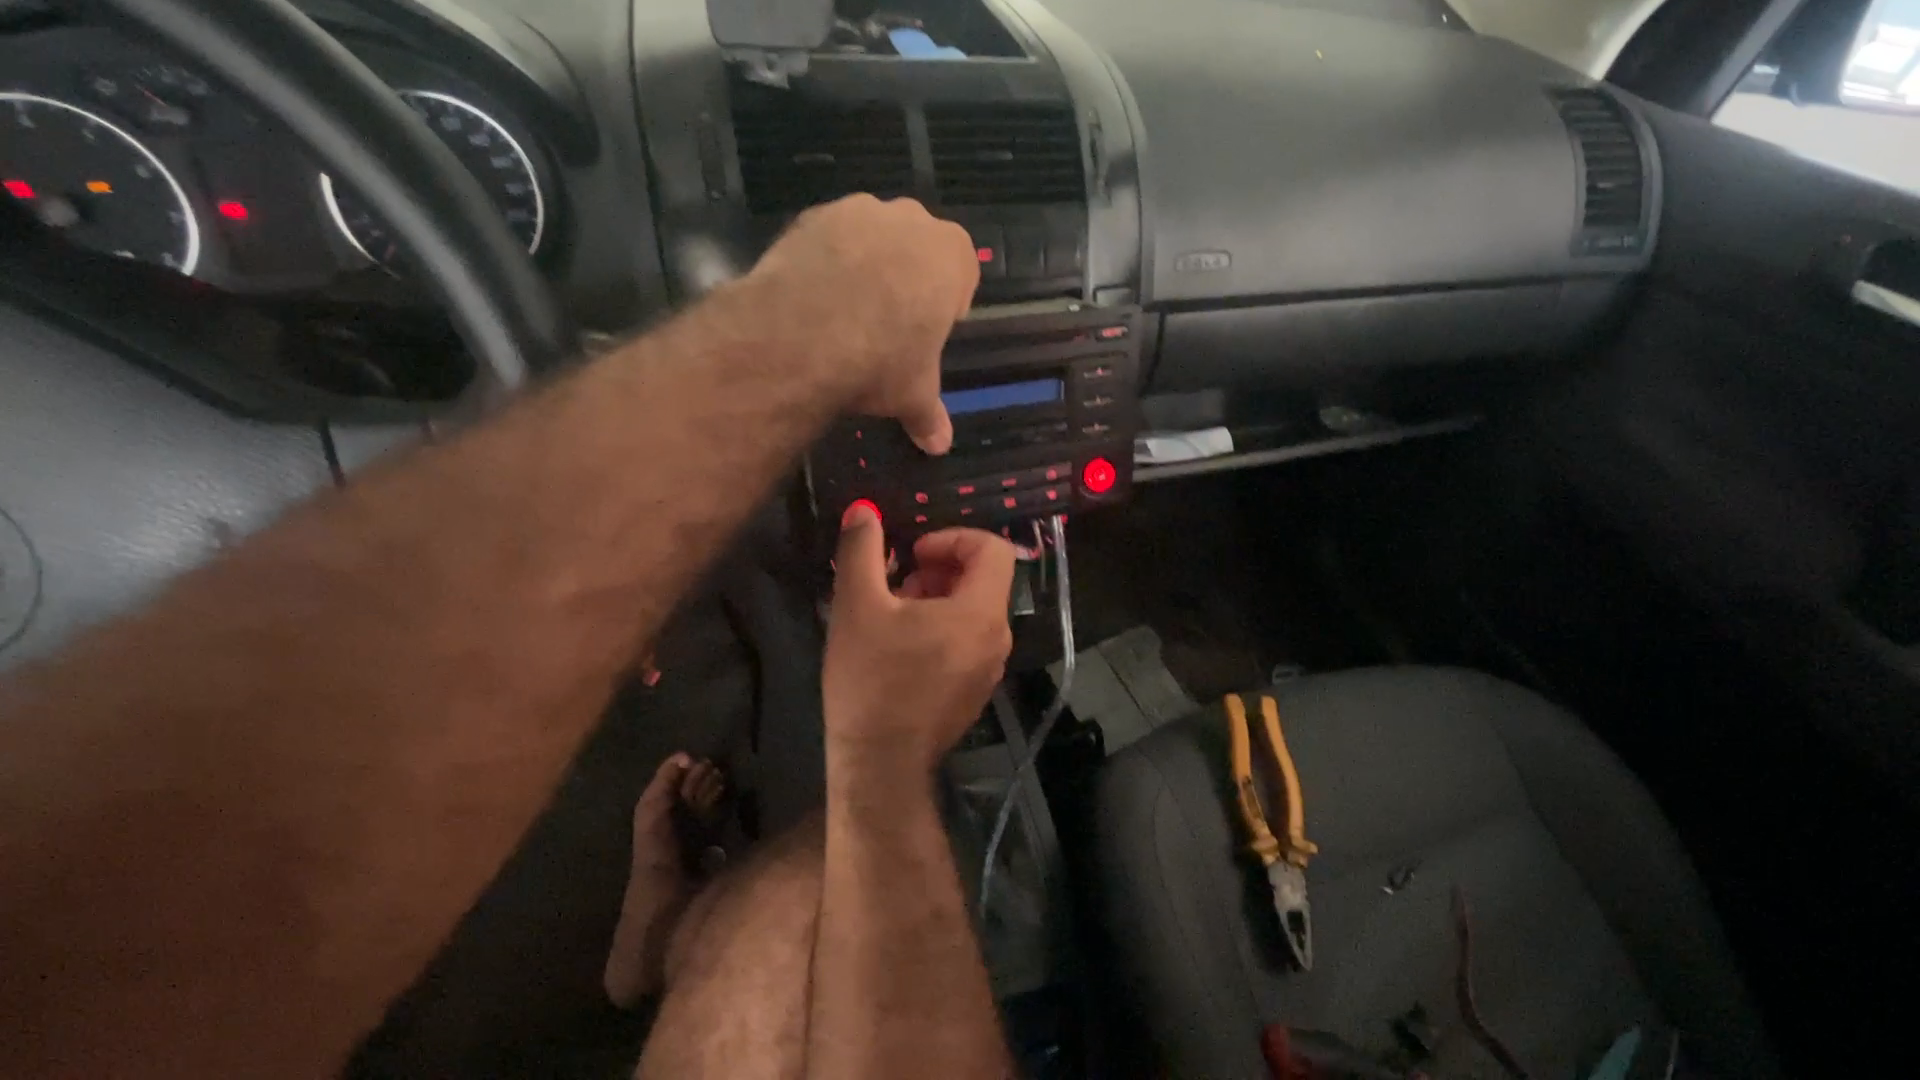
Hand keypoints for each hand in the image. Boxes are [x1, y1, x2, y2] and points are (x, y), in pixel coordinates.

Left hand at [747, 195, 978, 454]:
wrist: (804, 334)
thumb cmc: (882, 360)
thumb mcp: (913, 394)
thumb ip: (929, 414)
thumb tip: (940, 446)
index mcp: (952, 255)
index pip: (961, 272)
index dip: (945, 304)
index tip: (926, 332)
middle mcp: (911, 220)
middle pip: (916, 248)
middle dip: (906, 277)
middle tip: (886, 323)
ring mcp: (858, 210)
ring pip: (870, 238)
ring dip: (864, 266)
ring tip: (843, 313)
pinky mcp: (811, 215)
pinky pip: (827, 239)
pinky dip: (824, 262)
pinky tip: (812, 300)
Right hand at [822, 505, 1015, 779]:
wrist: (878, 763)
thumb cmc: (871, 679)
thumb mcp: (857, 605)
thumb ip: (863, 550)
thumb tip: (864, 510)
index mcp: (981, 612)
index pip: (994, 548)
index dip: (954, 538)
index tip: (915, 553)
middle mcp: (998, 638)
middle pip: (984, 579)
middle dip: (940, 568)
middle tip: (898, 582)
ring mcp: (989, 669)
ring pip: (974, 611)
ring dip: (937, 598)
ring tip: (893, 614)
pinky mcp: (975, 692)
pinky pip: (968, 641)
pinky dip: (942, 628)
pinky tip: (900, 647)